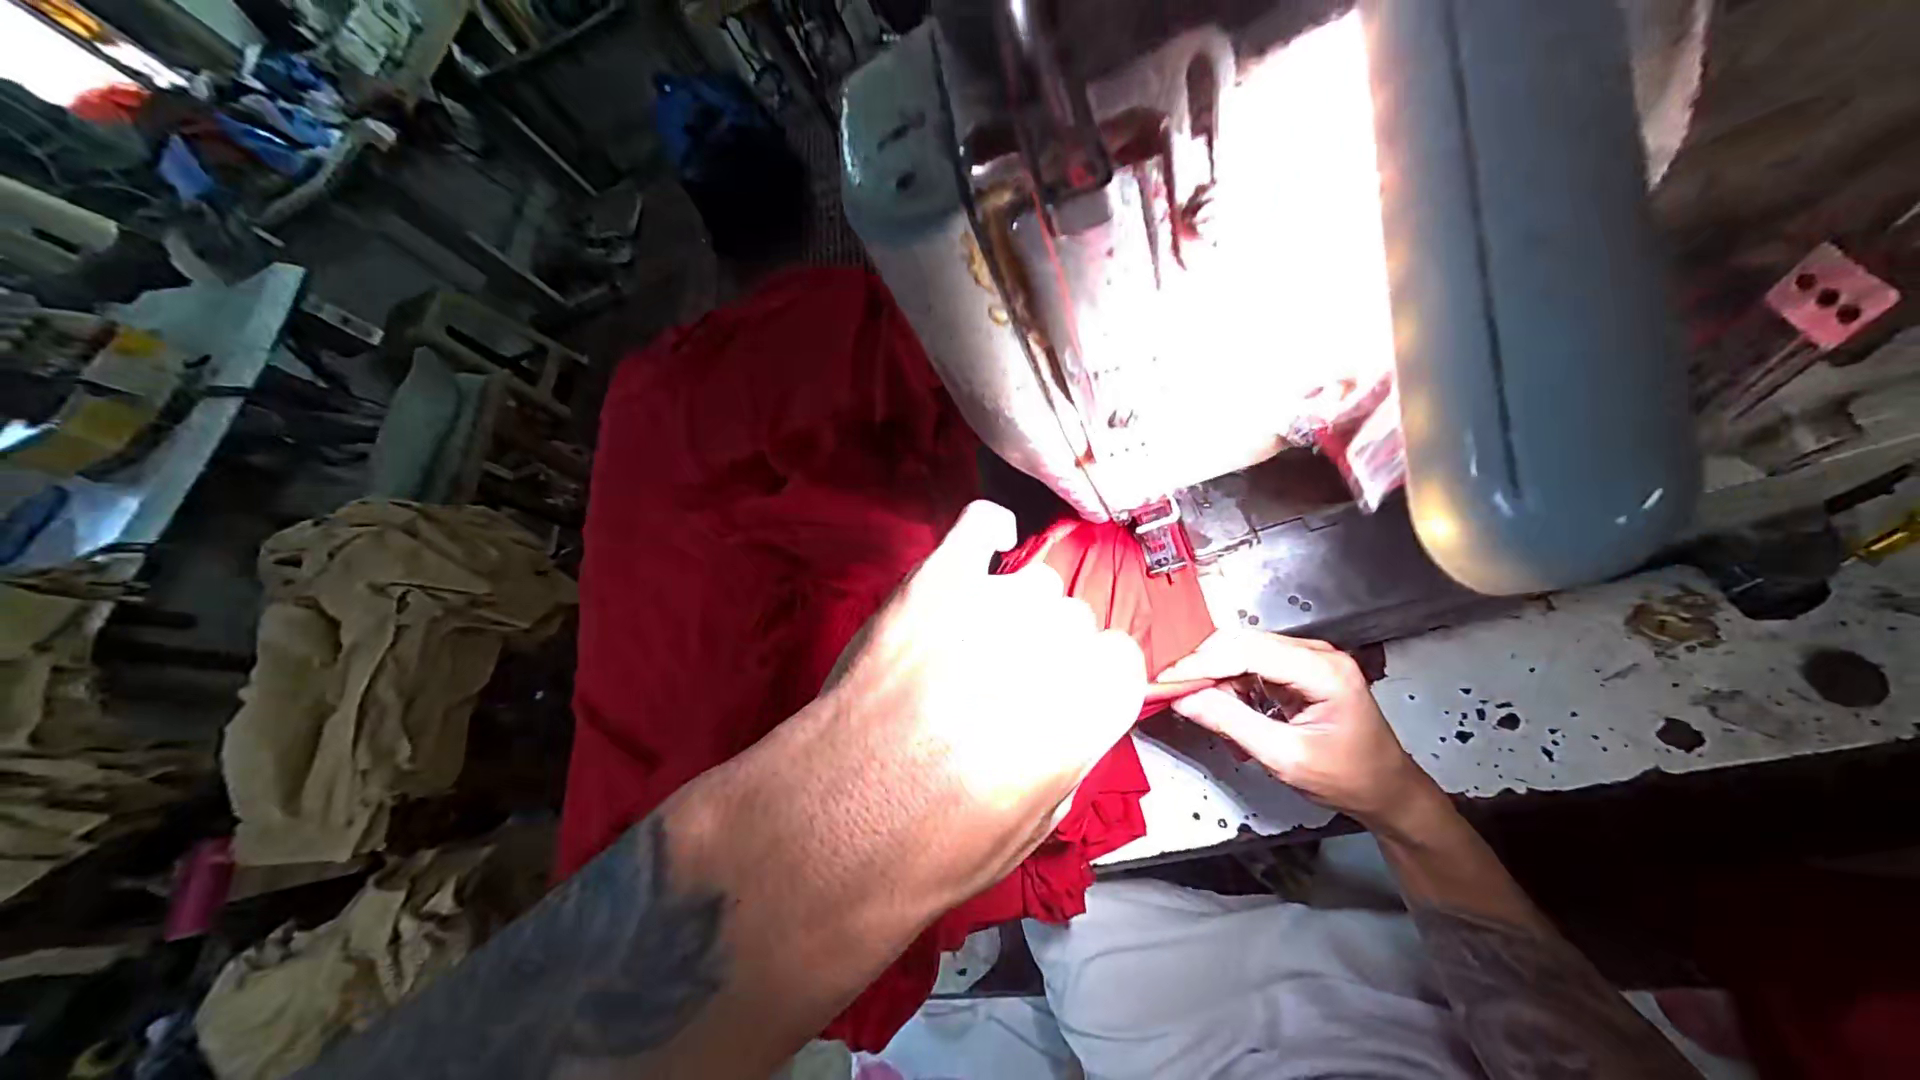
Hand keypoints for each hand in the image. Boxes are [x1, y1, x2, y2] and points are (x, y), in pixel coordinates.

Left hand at [734, 501, 1147, 910]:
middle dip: (1048, 651)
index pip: (1121, 659)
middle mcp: (1052, 646)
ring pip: (1032, 585)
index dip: (1092, 679)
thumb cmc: (929, 847)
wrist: (829, 824)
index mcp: (1088, 709)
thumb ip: (1072, 751)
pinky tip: (985, 552)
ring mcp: (991, 605)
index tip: (1066, 691)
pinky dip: (989, 532)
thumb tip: (1073, 712)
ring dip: (1011, 612)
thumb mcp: (1033, 826)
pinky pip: (982, 524)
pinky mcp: (934, 581)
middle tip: (1001, 684)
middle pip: (1074, 619)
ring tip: (966, 649)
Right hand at [1156, 630, 1442, 834]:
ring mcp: (1306, 658)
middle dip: (1202, 666)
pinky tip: (1222, 703)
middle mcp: (1315, 654)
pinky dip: (1228, 681)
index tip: (1166, 680)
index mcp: (1323, 670)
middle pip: (1240, 643)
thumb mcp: (1286, 758)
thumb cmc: (1349, 778)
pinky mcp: (1296, 669)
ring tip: (1200, 704)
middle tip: (1171, 690)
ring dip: (1214, 675)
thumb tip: (1184, 698)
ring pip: (1241, 650)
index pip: (1246, 652)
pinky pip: (1250, 663)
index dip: (1200, 664)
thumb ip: (1232, 724)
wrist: (1387, 790)